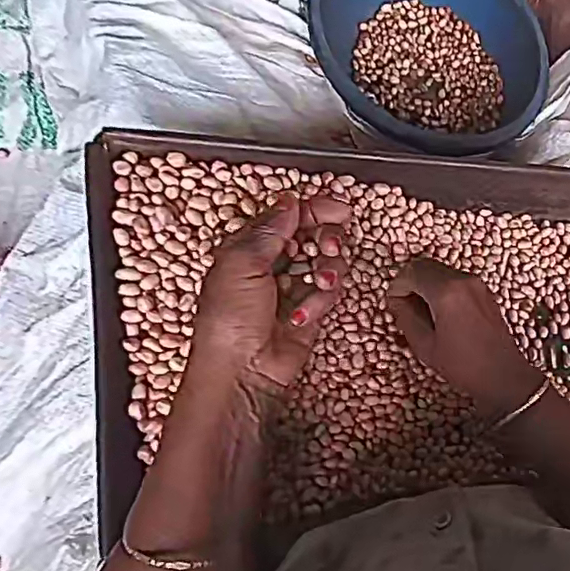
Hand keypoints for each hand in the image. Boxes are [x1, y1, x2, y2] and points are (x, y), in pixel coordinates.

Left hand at [189, 193, 347, 390]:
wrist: (244, 369)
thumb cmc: (230, 319)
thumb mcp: (241, 263)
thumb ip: (270, 230)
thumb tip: (290, 202)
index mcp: (251, 246)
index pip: (289, 217)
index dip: (314, 209)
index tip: (339, 209)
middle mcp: (274, 264)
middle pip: (314, 236)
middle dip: (327, 240)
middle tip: (330, 248)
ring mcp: (294, 288)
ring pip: (327, 264)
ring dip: (328, 271)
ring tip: (321, 284)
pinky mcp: (311, 311)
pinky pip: (329, 293)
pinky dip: (321, 301)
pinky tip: (303, 315)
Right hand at [385, 258, 541, 417]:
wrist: (504, 376)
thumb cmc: (465, 366)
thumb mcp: (426, 346)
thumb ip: (406, 318)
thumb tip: (397, 302)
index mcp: (447, 291)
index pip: (412, 272)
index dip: (397, 286)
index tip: (393, 304)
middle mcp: (464, 280)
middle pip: (426, 266)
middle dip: (410, 283)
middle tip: (403, 307)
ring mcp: (478, 285)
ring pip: (441, 272)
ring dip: (426, 285)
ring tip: (421, 314)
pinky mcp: (485, 293)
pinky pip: (455, 281)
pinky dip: (441, 290)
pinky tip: (439, 315)